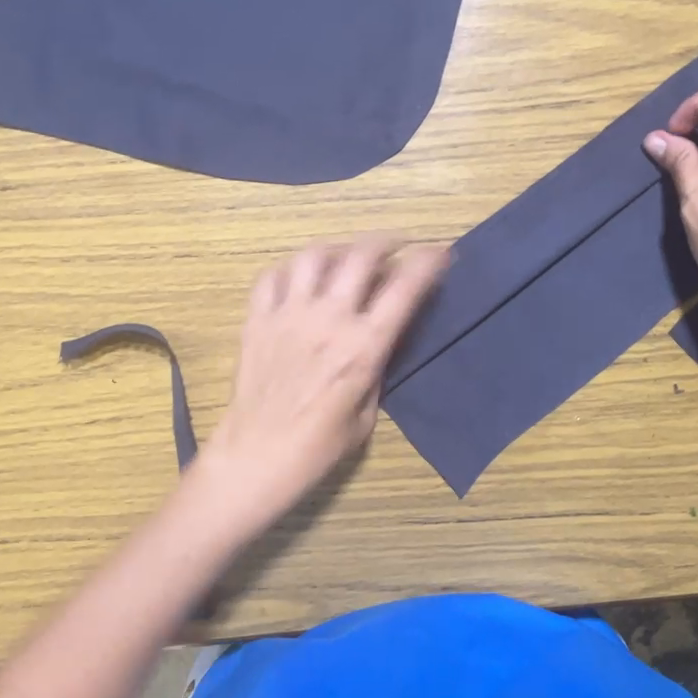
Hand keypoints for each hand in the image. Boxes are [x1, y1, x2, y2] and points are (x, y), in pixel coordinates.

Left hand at [200, 235, 447, 517]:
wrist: (256, 456)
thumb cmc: (318, 448)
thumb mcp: (365, 416)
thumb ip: (375, 370)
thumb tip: (379, 340)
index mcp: (362, 347)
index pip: (403, 288)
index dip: (428, 262)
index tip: (440, 253)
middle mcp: (328, 319)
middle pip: (362, 256)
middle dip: (388, 242)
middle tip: (397, 246)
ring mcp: (288, 315)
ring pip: (314, 255)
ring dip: (338, 248)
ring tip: (347, 256)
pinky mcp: (257, 320)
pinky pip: (272, 276)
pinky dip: (291, 269)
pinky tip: (300, 279)